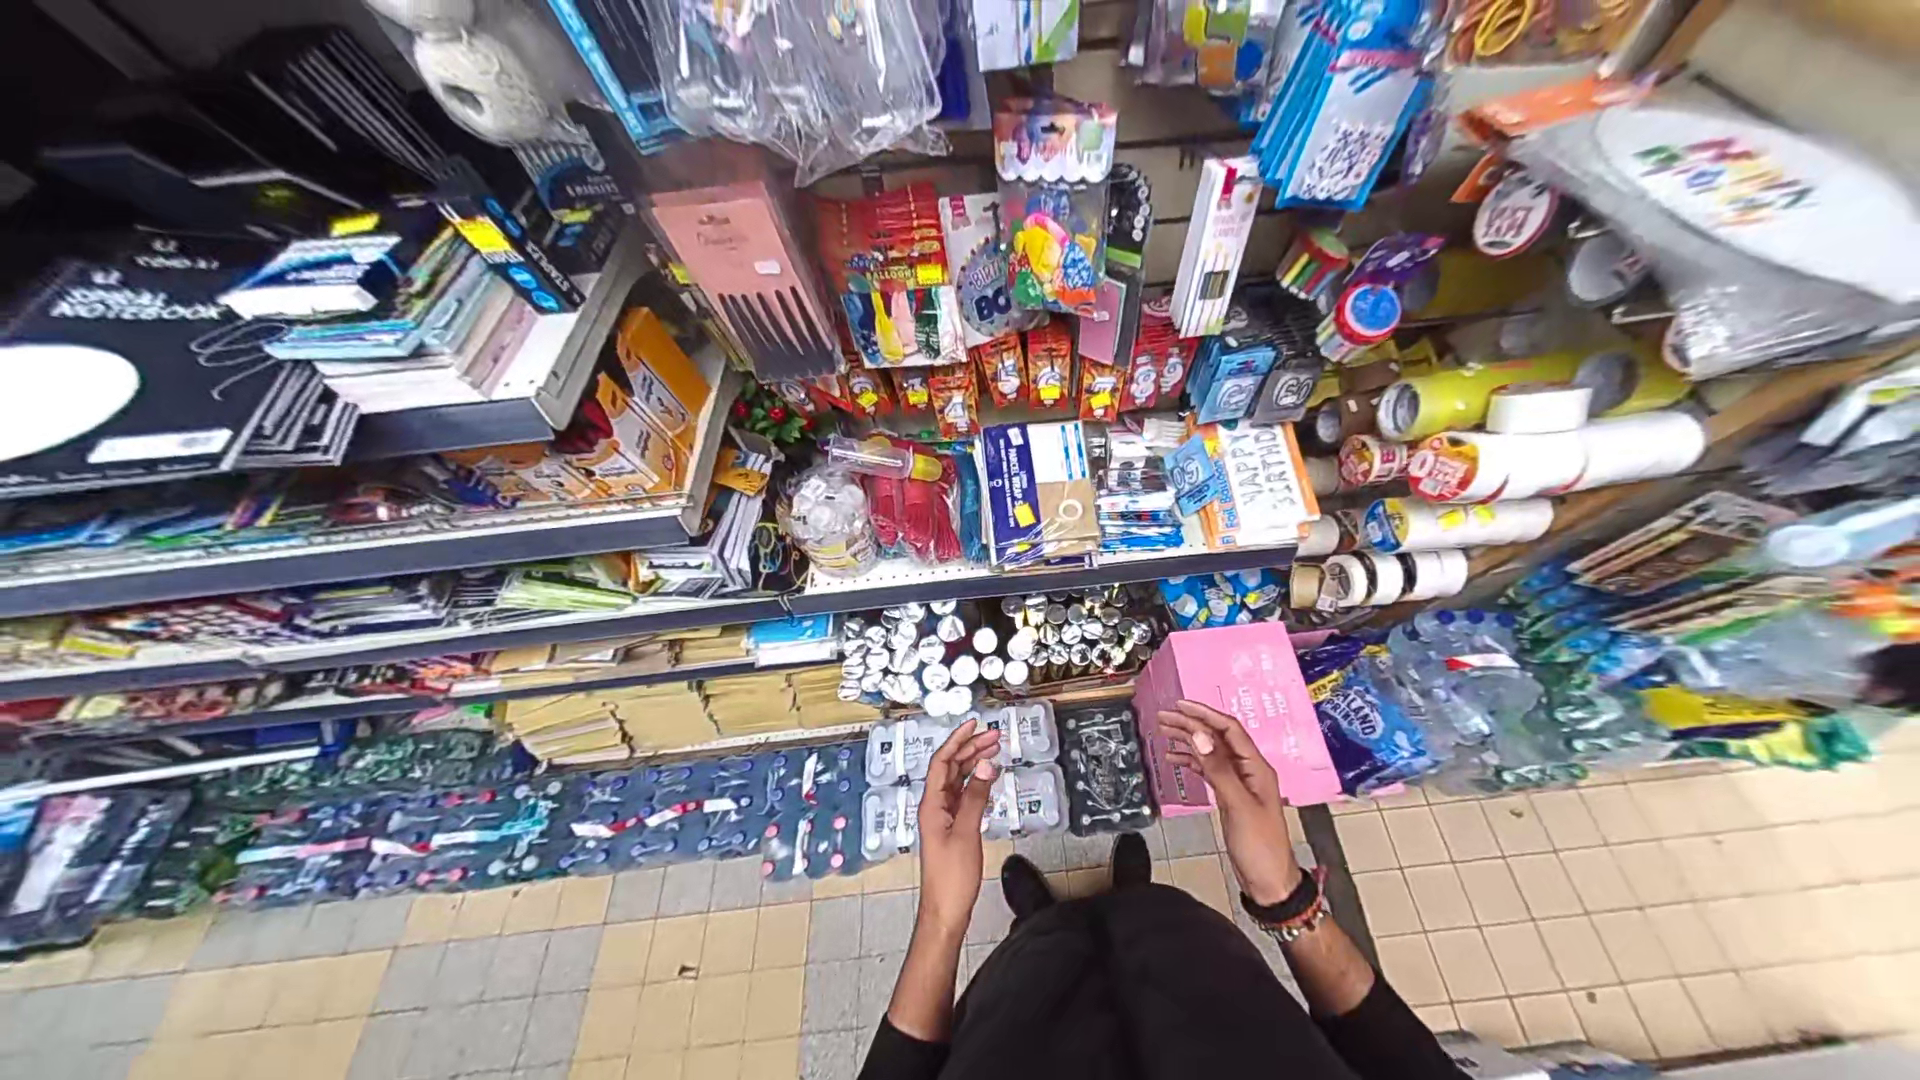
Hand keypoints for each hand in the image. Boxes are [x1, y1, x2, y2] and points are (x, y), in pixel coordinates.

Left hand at [916, 719, 1001, 936]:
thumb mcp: (966, 832)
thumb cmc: (951, 878)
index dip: (957, 740)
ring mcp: (943, 815)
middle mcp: (934, 805)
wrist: (945, 910)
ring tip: (994, 749)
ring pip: (958, 779)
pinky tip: (989, 776)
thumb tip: (986, 765)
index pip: (942, 761)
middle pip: (951, 767)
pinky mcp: (952, 825)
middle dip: (970, 748)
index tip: (972, 724)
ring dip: (975, 762)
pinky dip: (977, 781)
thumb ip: (976, 797)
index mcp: (931, 803)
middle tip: (993, 735)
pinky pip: (963, 793)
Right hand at [1158, 700, 1302, 904]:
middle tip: (1163, 717)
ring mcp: (1238, 782)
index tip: (1180, 706)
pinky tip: (1174, 758)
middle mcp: (1247, 770)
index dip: (1205, 714)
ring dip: (1188, 740)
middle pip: (1217, 738)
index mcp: (1256, 768)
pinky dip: (1190, 761)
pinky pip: (1207, 769)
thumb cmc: (1259, 845)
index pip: (1229, 730)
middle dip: (1191, 724)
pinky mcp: (1228, 795)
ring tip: (1164, 731)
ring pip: (1210, 751)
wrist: (1269, 882)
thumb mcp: (1239, 806)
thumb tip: (1200, 736)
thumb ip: (1219, 770)